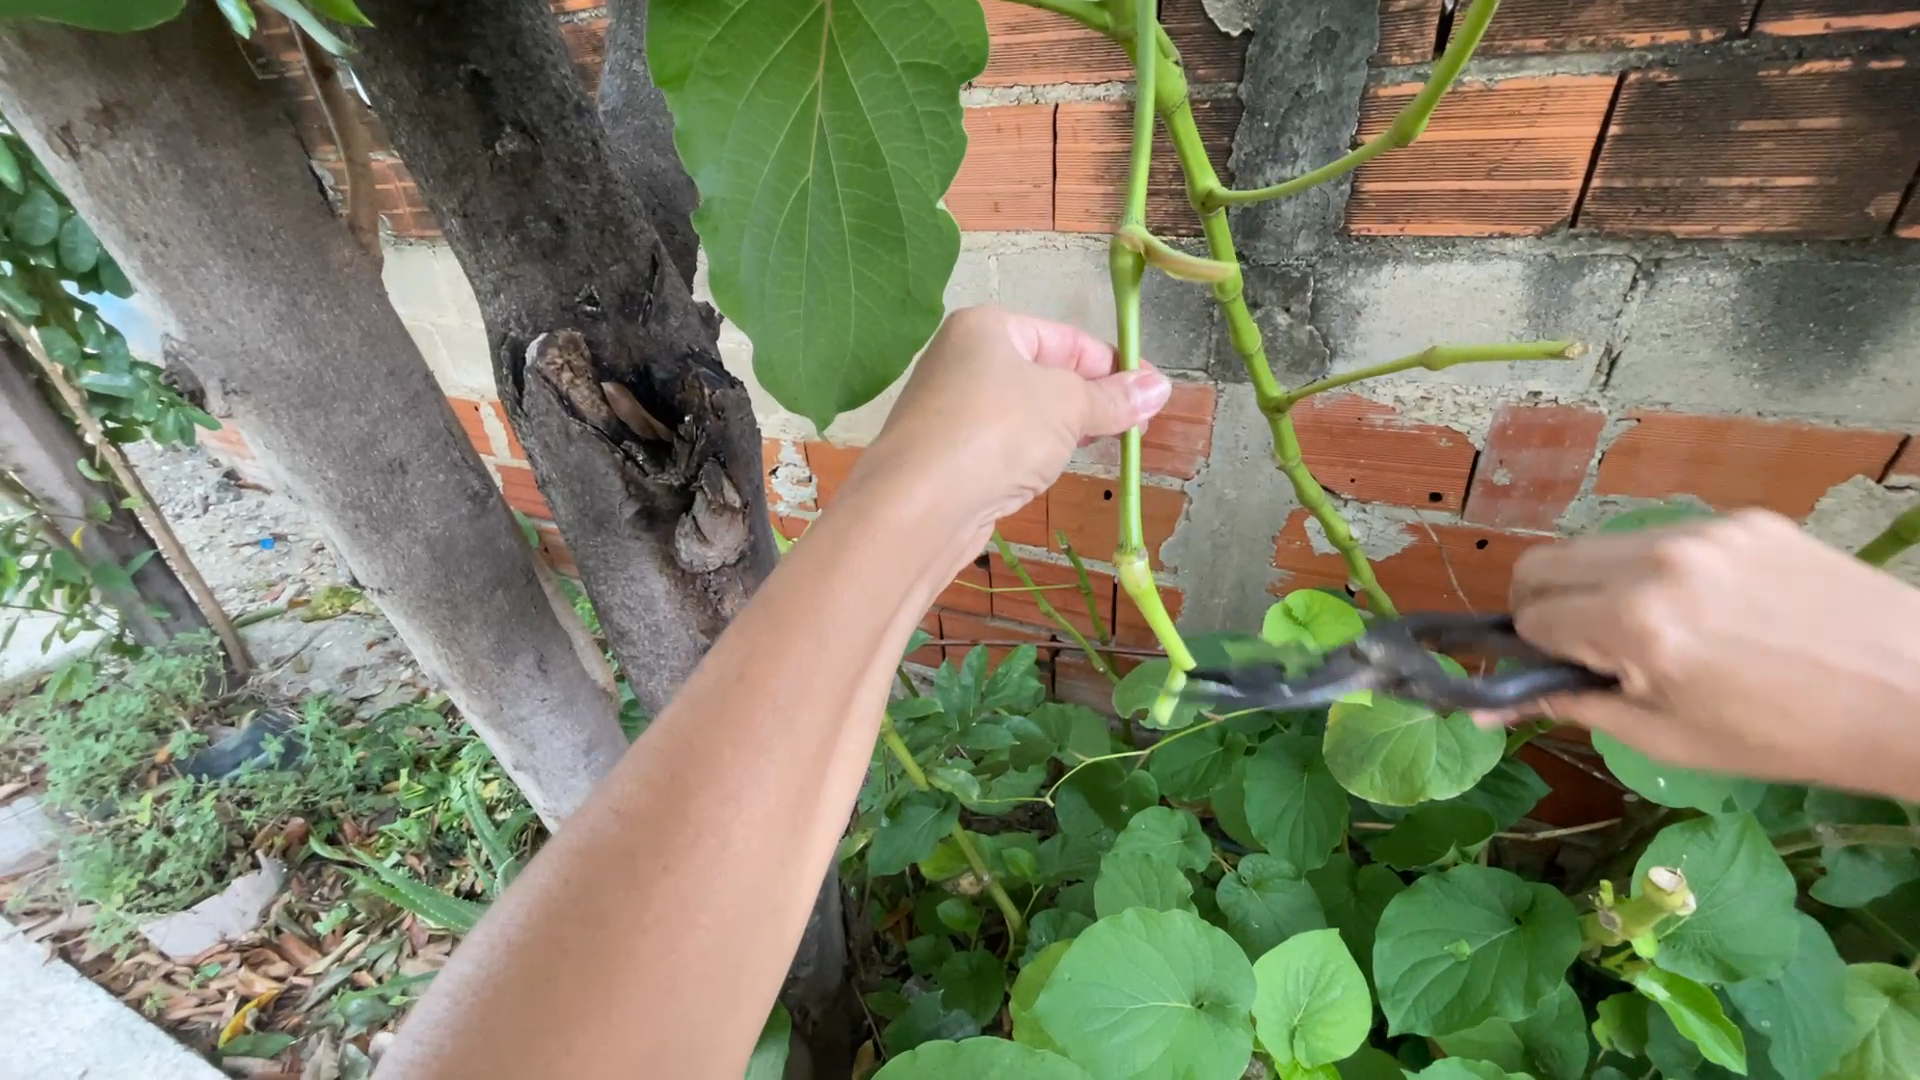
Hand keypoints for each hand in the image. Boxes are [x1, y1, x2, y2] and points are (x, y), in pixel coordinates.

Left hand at [846, 306, 1170, 557]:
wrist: (920, 504)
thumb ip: (1113, 398)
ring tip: (1102, 446)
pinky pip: (1005, 447)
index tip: (1152, 395)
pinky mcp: (950, 457)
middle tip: (1136, 427)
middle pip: (1046, 375)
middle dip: (1092, 400)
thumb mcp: (1067, 405)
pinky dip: (1033, 456)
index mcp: (987, 328)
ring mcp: (952, 412)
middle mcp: (963, 362)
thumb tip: (1160, 388)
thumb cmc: (996, 431)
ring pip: (1026, 415)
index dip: (1113, 366)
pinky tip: (1050, 472)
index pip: (1065, 338)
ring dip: (1065, 430)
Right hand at [1496, 508, 1919, 800]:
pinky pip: (1653, 538)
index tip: (1573, 670)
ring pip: (1590, 546)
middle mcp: (1657, 563)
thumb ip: (1568, 706)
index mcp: (1636, 622)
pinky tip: (1706, 603)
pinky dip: (1649, 569)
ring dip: (1592, 583)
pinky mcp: (1741, 520)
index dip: (1539, 651)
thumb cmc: (1794, 736)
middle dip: (1542, 606)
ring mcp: (1702, 533)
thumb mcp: (1669, 735)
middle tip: (1585, 642)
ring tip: (1650, 623)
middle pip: (1539, 566)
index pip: (1530, 619)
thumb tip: (1479, 709)